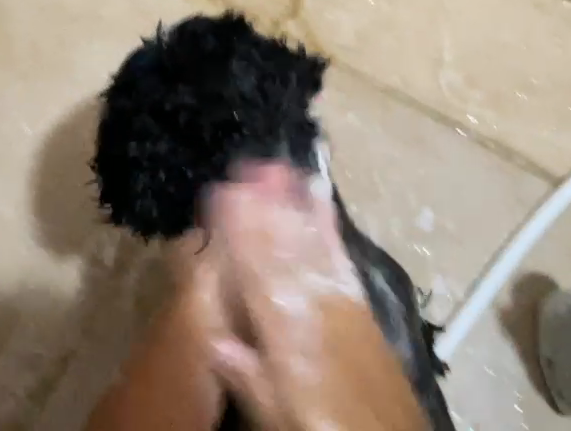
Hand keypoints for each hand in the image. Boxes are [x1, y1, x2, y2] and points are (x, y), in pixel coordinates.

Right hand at [200, 162, 425, 430]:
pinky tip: (319, 193)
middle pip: (283, 246)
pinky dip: (326, 219)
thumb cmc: (318, 423)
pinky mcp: (357, 294)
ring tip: (279, 167)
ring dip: (293, 202)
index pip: (256, 271)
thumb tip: (214, 337)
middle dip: (265, 204)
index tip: (223, 193)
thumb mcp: (275, 410)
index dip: (239, 230)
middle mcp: (311, 302)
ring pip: (310, 240)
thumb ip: (247, 373)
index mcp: (285, 330)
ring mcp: (337, 293)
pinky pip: (339, 250)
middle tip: (249, 165)